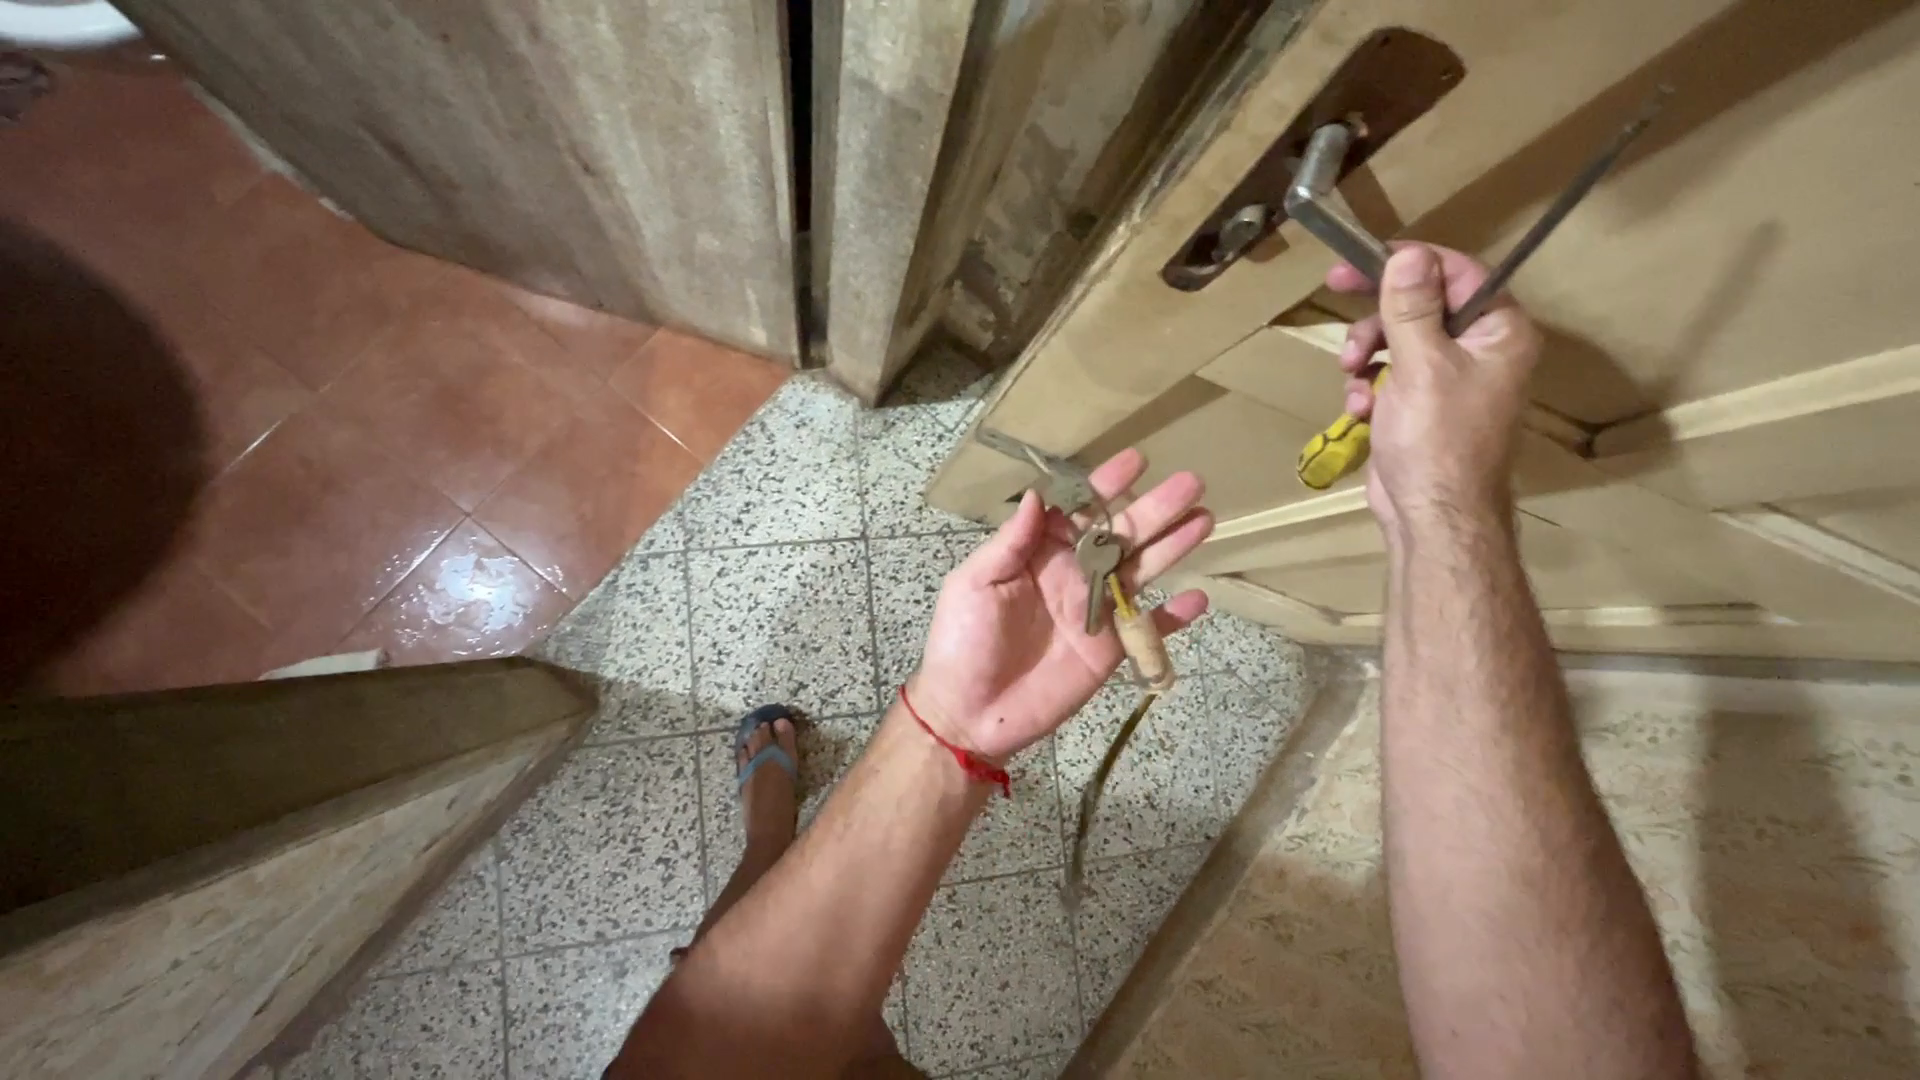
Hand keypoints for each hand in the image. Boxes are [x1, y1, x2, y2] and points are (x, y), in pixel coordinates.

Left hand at [909, 449, 1212, 759]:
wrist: (968, 710)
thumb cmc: (962, 640)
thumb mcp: (973, 583)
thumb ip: (1010, 542)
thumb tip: (1037, 495)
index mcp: (1040, 553)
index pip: (1079, 510)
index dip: (1105, 485)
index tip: (1135, 460)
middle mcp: (1074, 574)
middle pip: (1122, 535)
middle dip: (1155, 508)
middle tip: (1191, 482)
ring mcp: (1095, 611)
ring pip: (1142, 570)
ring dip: (1174, 546)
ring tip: (1205, 518)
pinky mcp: (1109, 650)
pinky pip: (1148, 627)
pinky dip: (1175, 617)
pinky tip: (1199, 598)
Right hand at [1326, 243, 1542, 536]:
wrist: (1431, 513)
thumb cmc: (1436, 438)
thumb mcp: (1421, 366)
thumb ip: (1412, 308)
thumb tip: (1407, 255)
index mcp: (1497, 331)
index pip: (1456, 272)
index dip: (1407, 263)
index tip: (1359, 262)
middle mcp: (1478, 349)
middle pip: (1421, 304)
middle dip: (1378, 313)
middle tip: (1335, 292)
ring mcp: (1447, 379)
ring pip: (1398, 340)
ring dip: (1366, 353)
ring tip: (1351, 375)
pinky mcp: (1419, 406)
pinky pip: (1387, 377)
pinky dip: (1367, 387)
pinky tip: (1357, 409)